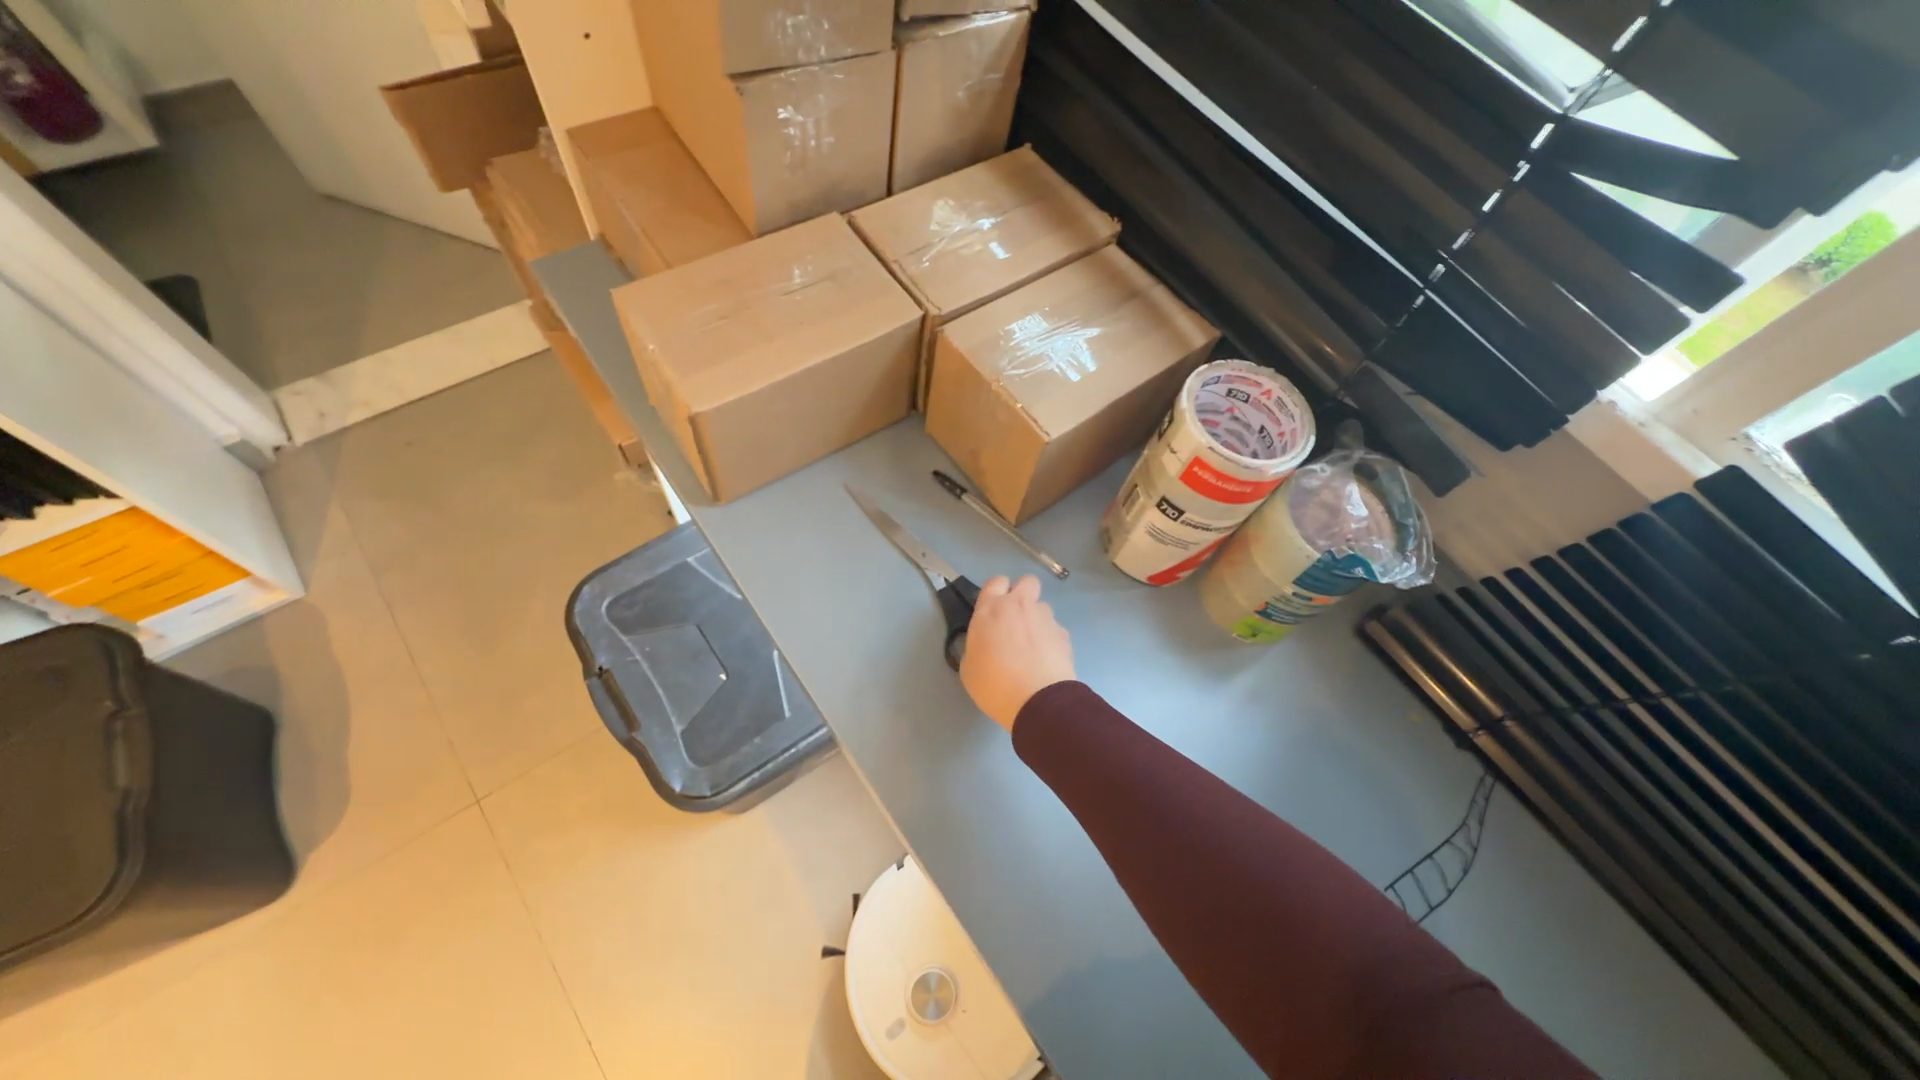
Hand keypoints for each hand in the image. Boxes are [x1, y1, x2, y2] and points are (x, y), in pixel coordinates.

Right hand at [960, 575, 1075, 731]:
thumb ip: (976, 647)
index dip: (997, 591)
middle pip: (1027, 581)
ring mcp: (1045, 618)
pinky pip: (1055, 629)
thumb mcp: (969, 668)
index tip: (995, 609)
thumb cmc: (994, 684)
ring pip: (1043, 606)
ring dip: (1037, 620)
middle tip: (1016, 619)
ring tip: (1034, 647)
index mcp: (991, 609)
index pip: (996, 582)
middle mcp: (1019, 606)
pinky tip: (1047, 660)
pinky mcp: (1064, 633)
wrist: (1037, 700)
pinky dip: (1051, 639)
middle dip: (1023, 594)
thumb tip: (984, 645)